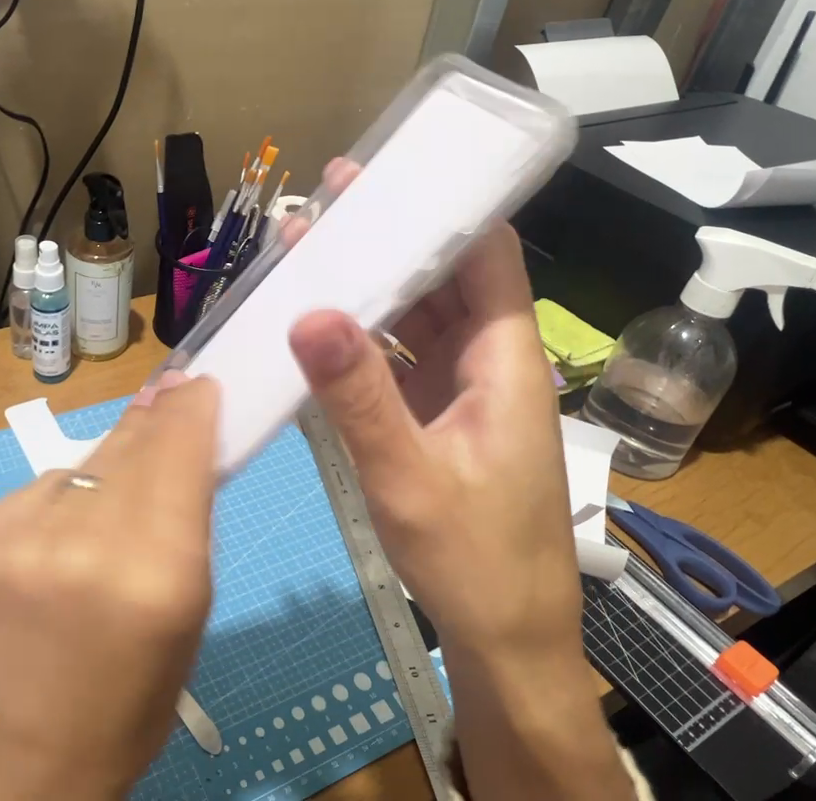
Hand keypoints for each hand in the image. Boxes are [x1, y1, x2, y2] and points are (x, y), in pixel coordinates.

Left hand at [0, 377, 220, 800]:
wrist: (28, 761)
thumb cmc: (134, 695)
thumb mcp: (190, 611)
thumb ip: (190, 517)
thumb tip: (183, 433)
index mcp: (155, 572)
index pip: (178, 450)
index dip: (190, 407)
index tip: (197, 382)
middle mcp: (81, 544)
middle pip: (128, 447)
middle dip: (153, 421)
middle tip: (167, 396)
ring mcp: (14, 540)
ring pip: (80, 465)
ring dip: (105, 467)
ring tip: (111, 501)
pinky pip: (37, 492)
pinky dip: (58, 501)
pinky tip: (61, 538)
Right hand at [287, 159, 631, 800]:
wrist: (506, 644)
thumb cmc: (474, 562)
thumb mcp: (406, 478)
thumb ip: (359, 396)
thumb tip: (309, 311)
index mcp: (504, 362)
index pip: (489, 258)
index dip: (447, 207)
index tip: (390, 172)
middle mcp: (489, 363)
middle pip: (446, 278)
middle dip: (392, 234)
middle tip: (329, 195)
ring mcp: (463, 391)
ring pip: (420, 316)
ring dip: (372, 282)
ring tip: (312, 242)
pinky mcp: (439, 418)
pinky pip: (402, 357)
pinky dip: (365, 335)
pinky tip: (321, 320)